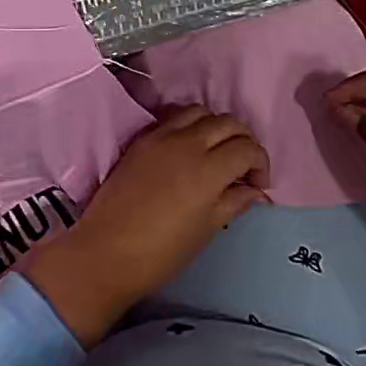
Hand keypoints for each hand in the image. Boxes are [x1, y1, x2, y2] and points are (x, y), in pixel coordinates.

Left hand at [25, 106, 270, 346]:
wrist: (105, 253)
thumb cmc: (161, 253)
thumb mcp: (206, 231)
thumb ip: (233, 202)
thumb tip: (253, 190)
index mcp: (208, 170)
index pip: (247, 149)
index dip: (260, 163)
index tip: (258, 184)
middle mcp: (187, 143)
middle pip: (228, 123)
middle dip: (244, 140)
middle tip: (244, 166)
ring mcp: (161, 136)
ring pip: (200, 112)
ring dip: (216, 126)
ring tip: (216, 151)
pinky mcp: (142, 139)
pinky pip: (174, 117)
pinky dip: (190, 124)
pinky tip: (190, 146)